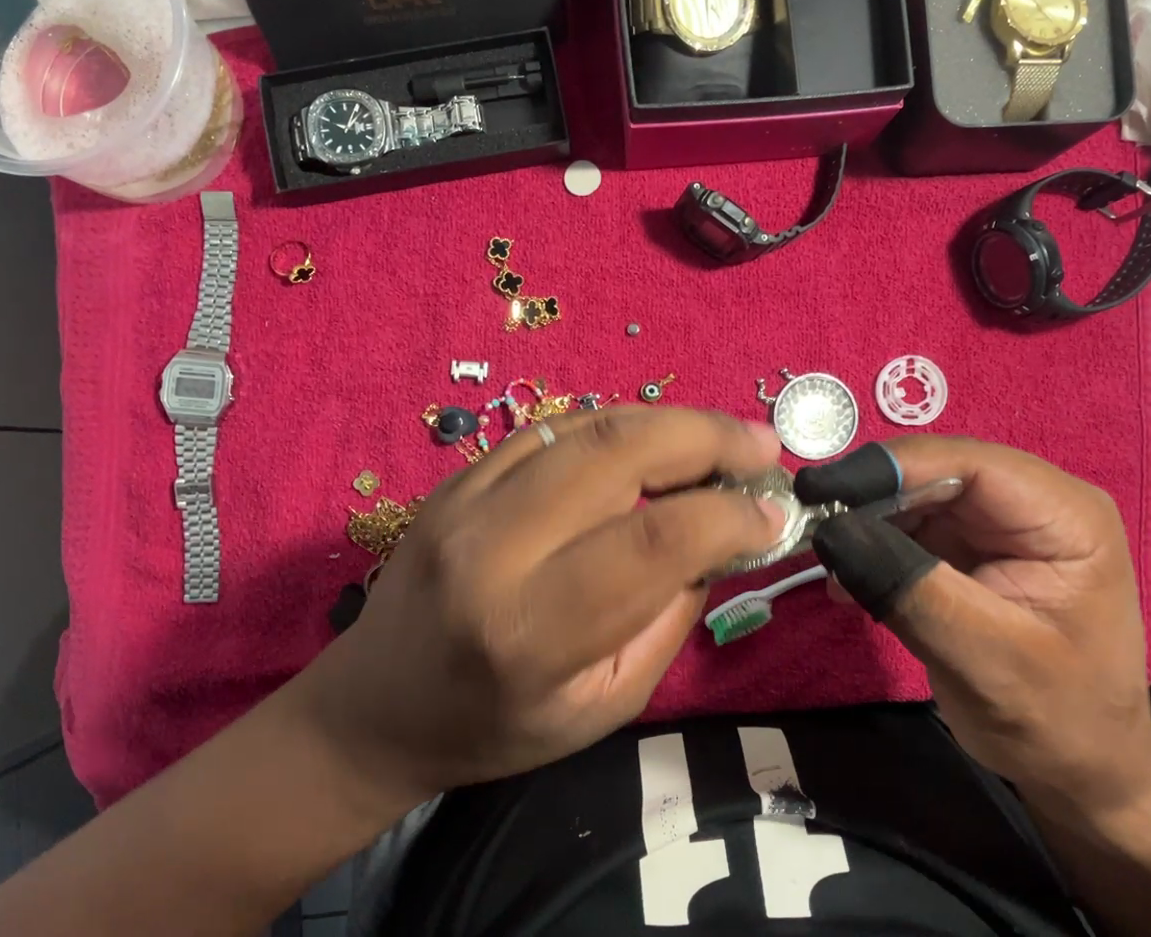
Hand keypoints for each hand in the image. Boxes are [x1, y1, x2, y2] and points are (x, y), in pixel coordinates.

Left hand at [299, 407, 785, 807]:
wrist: (375, 707)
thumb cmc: (495, 729)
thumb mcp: (603, 707)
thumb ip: (666, 619)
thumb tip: (720, 541)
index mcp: (533, 630)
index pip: (652, 543)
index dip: (729, 516)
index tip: (775, 513)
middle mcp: (494, 549)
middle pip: (617, 454)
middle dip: (707, 437)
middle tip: (763, 445)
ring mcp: (465, 502)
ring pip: (584, 427)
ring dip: (667, 422)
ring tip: (720, 437)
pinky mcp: (455, 479)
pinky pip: (549, 432)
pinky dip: (614, 428)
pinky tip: (651, 441)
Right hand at [804, 437, 1150, 821]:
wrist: (1082, 770)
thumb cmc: (1057, 718)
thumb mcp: (983, 656)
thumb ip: (909, 587)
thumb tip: (830, 528)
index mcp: (1064, 516)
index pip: (967, 463)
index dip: (888, 467)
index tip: (815, 490)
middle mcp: (1031, 505)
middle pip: (935, 473)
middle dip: (868, 497)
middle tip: (807, 526)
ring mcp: (999, 527)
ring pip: (914, 498)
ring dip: (864, 526)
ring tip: (823, 563)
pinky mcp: (970, 551)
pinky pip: (910, 531)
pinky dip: (872, 550)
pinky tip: (846, 584)